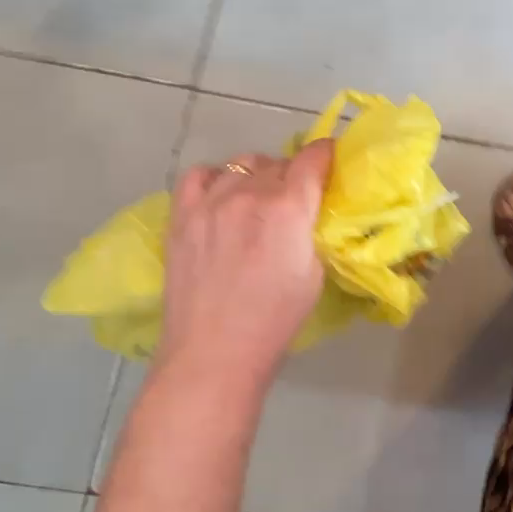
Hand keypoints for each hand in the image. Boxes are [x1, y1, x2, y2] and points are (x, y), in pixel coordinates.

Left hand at [156, 141, 332, 388]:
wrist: (212, 356)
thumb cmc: (275, 320)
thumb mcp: (315, 271)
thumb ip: (313, 228)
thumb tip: (312, 208)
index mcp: (289, 207)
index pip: (313, 156)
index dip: (327, 155)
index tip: (331, 163)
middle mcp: (250, 194)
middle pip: (280, 161)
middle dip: (294, 173)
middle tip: (297, 200)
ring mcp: (211, 203)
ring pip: (243, 164)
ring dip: (258, 175)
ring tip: (259, 199)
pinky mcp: (181, 218)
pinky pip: (198, 175)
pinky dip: (215, 177)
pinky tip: (222, 196)